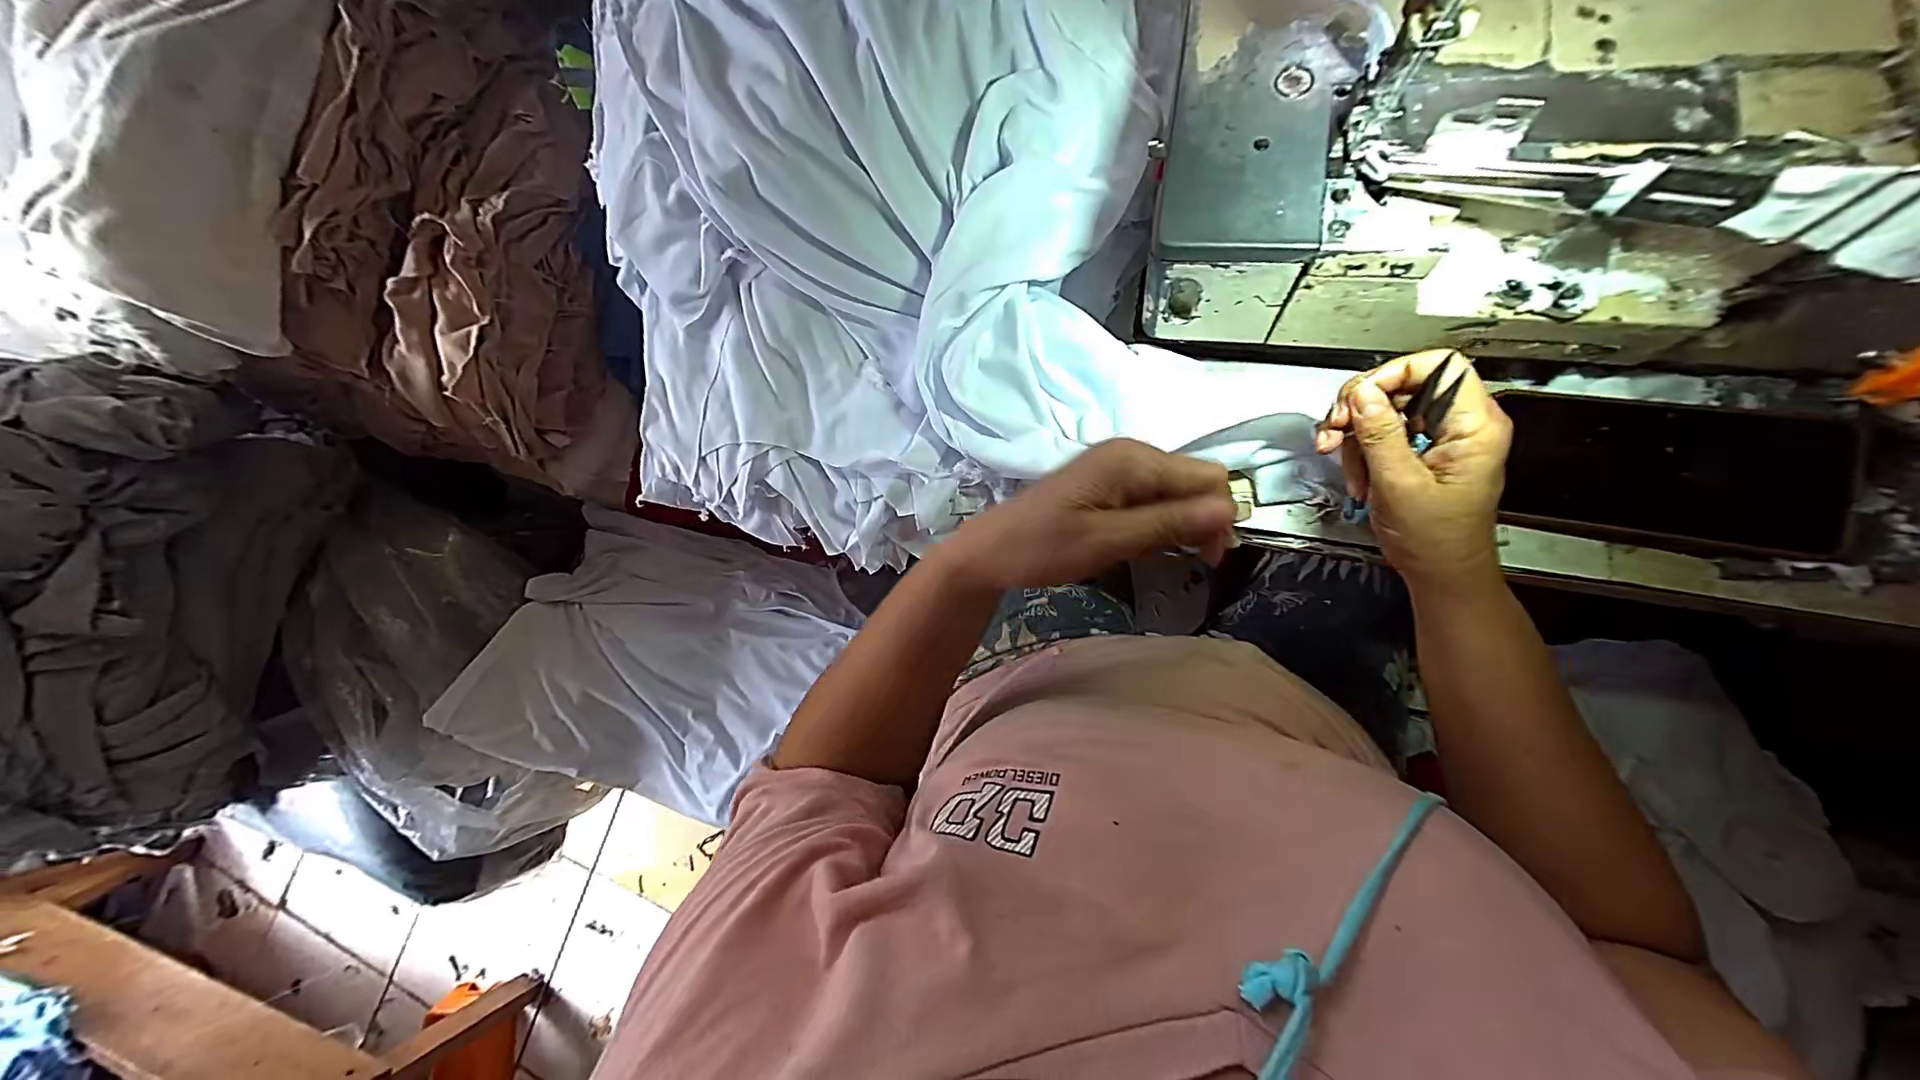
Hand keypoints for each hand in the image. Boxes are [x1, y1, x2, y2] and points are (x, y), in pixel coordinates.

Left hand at [928, 439, 1237, 592]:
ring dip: (1176, 526)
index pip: (1209, 476)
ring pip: (1175, 494)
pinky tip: (1137, 547)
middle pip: (1195, 482)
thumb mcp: (1107, 540)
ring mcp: (1117, 469)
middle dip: (1201, 521)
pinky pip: (1150, 501)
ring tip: (1152, 555)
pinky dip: (1154, 525)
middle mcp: (1130, 454)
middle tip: (1188, 562)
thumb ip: (1167, 524)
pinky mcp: (1107, 485)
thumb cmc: (1042, 547)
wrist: (989, 552)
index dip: (1219, 515)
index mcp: (1132, 460)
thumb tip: (1230, 511)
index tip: (1208, 557)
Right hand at [1314, 349, 1511, 592]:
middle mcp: (1462, 424)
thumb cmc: (1435, 539)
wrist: (1440, 571)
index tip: (1359, 399)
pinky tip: (1353, 467)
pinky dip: (1359, 446)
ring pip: (1386, 408)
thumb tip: (1363, 394)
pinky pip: (1383, 431)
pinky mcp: (1421, 449)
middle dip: (1361, 406)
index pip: (1438, 366)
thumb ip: (1379, 434)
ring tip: (1337, 453)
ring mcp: (1440, 436)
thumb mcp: (1399, 484)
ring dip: (1354, 430)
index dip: (1392, 375)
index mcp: (1474, 426)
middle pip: (1404, 385)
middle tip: (1335, 428)